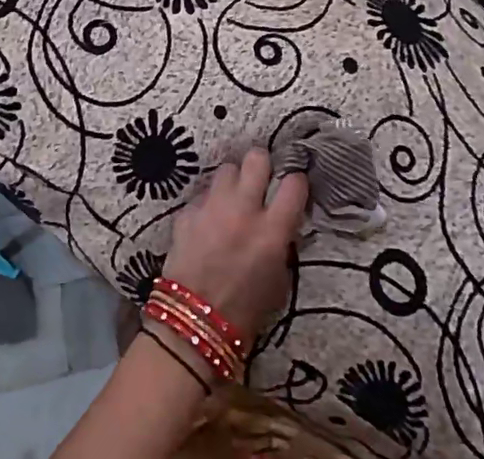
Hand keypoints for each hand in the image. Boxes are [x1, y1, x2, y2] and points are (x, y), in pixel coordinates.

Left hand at [160, 149, 307, 341]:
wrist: (192, 324)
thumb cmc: (245, 312)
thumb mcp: (278, 280)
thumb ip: (281, 243)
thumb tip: (282, 223)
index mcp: (272, 231)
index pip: (294, 183)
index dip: (296, 181)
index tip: (292, 187)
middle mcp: (243, 210)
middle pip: (257, 158)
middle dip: (262, 165)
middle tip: (260, 180)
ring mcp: (212, 207)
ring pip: (227, 169)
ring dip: (234, 181)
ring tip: (232, 198)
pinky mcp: (187, 212)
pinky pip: (203, 194)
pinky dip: (209, 203)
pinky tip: (208, 220)